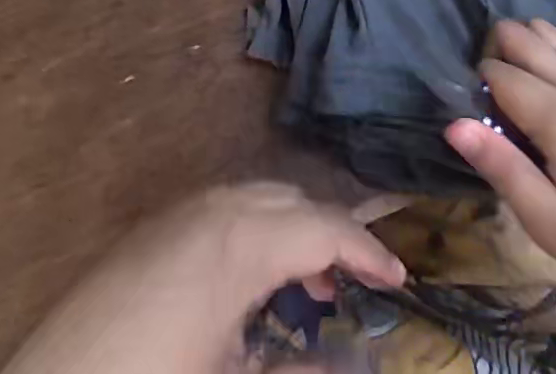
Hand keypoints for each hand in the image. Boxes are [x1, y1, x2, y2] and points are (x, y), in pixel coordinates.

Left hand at [2, 183, 404, 373]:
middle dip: (332, 239)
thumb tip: (352, 366)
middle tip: (353, 288)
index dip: (368, 251)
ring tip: (305, 287)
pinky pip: (226, 208)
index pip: (326, 229)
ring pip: (262, 198)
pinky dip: (257, 229)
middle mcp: (218, 207)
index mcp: (243, 241)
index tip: (399, 279)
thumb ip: (297, 372)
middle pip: (297, 202)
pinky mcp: (156, 225)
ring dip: (294, 231)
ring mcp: (182, 210)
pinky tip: (248, 280)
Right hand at [443, 19, 555, 317]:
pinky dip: (553, 50)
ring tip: (519, 94)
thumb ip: (500, 166)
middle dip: (495, 54)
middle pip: (519, 34)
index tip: (478, 120)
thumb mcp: (548, 223)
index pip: (496, 70)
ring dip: (523, 47)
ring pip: (546, 30)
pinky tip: (552, 86)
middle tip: (494, 105)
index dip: (476, 88)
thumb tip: (453, 123)